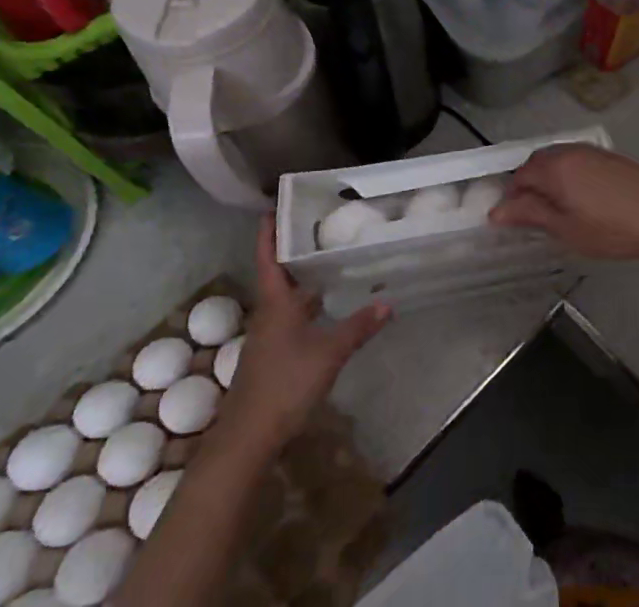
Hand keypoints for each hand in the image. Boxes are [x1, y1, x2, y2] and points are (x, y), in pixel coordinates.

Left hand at [220, 217, 391, 449]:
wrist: (250, 432)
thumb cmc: (286, 383)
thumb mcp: (328, 353)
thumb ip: (358, 327)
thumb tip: (387, 302)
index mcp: (274, 302)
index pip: (268, 255)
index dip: (269, 230)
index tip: (275, 206)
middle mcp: (268, 312)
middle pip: (278, 273)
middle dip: (293, 251)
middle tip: (318, 228)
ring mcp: (268, 334)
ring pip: (285, 297)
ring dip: (302, 279)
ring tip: (329, 262)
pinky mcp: (273, 353)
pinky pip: (290, 317)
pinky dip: (306, 306)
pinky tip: (326, 310)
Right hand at [489, 143, 638, 264]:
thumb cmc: (610, 229)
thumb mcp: (564, 228)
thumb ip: (528, 214)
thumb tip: (496, 211)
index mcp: (552, 167)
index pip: (518, 176)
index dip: (512, 197)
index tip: (514, 219)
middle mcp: (569, 152)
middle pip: (536, 163)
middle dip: (529, 185)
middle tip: (535, 214)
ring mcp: (593, 152)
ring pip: (558, 160)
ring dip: (550, 179)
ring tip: (559, 207)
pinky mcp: (612, 159)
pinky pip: (578, 161)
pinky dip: (570, 176)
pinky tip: (584, 198)